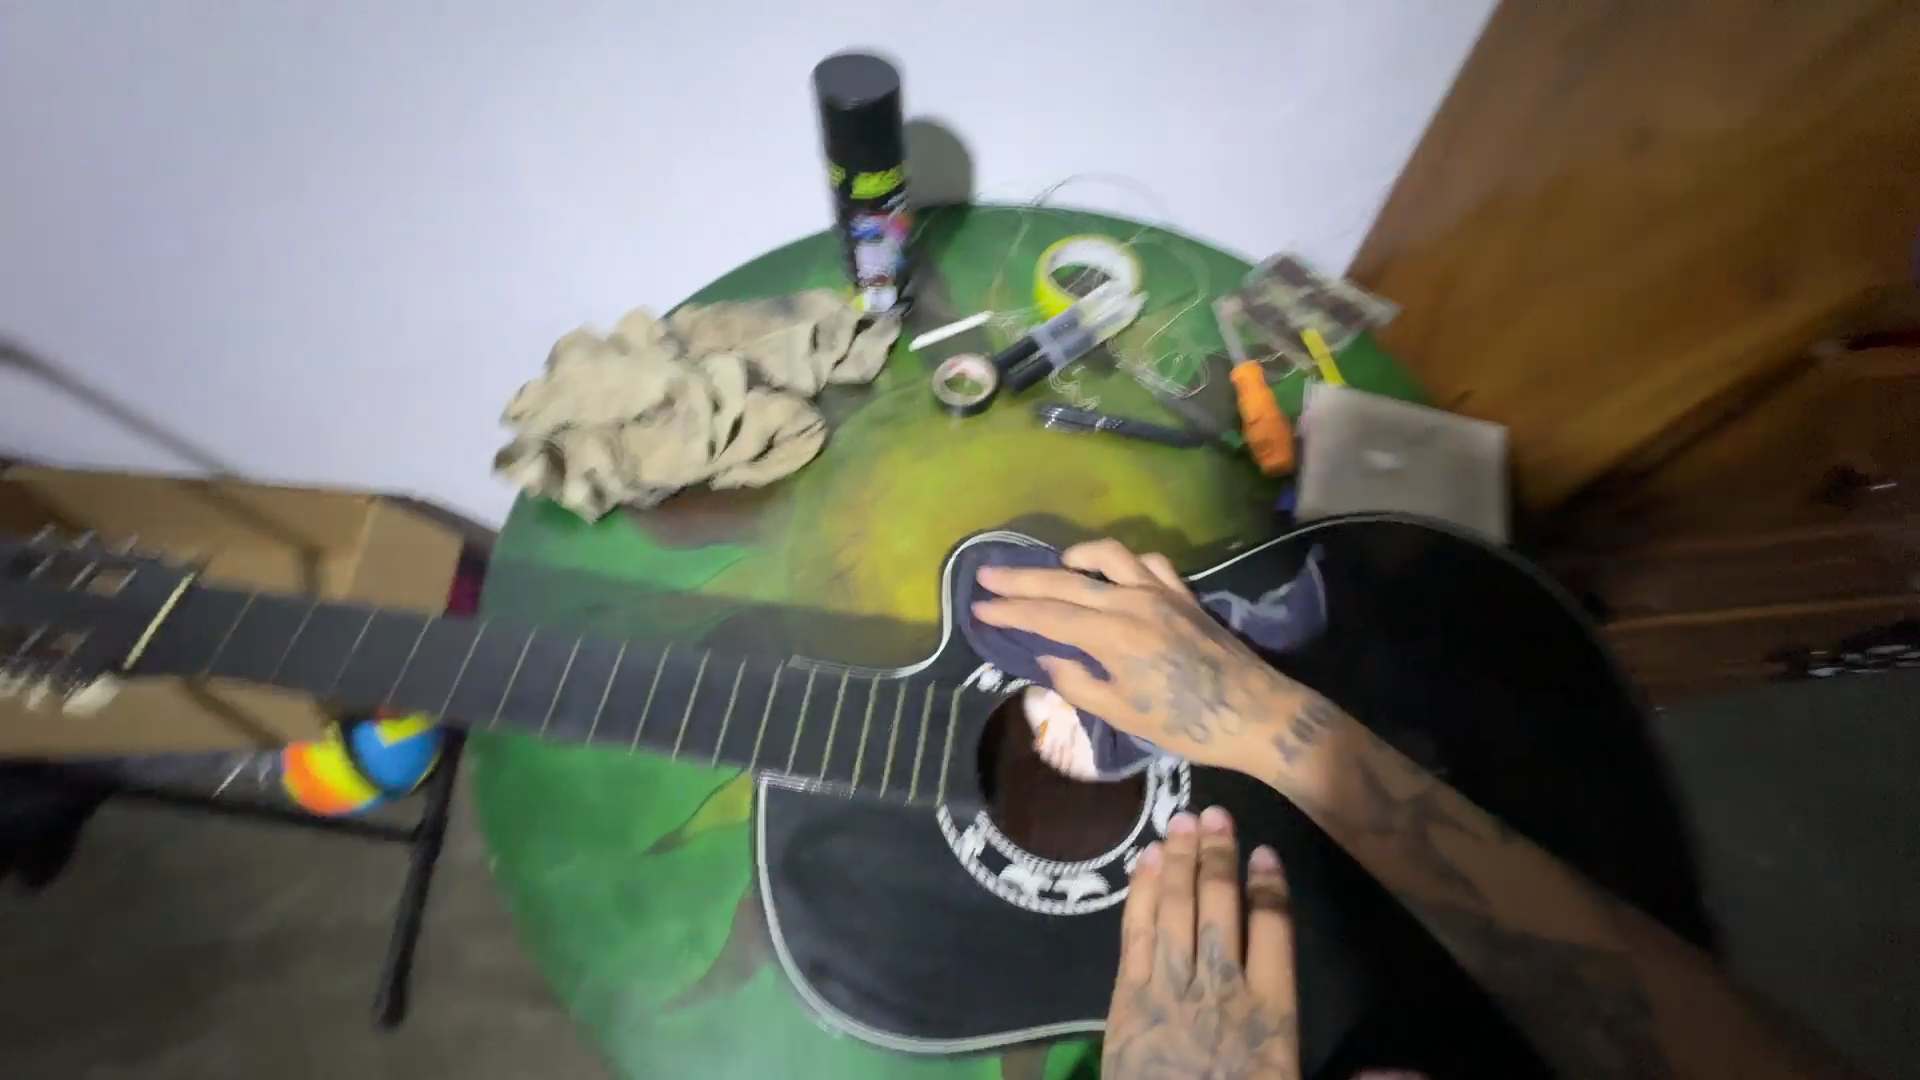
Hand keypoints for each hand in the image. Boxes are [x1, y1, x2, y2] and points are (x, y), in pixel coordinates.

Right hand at [972, 538, 1296, 766]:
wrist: (1255, 714)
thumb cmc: (1185, 725)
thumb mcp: (1122, 713)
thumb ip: (1077, 682)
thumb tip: (1047, 657)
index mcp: (1112, 635)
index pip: (1046, 616)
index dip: (1008, 611)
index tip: (978, 606)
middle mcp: (1131, 601)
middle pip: (1063, 580)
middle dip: (1020, 578)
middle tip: (985, 574)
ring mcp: (1159, 591)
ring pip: (1106, 556)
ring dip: (1071, 558)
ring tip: (1052, 568)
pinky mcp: (1182, 592)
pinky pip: (1145, 562)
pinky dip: (1121, 563)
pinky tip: (1111, 574)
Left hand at [1105, 805, 1298, 1078]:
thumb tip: (1417, 1071)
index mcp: (1270, 1018)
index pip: (1274, 935)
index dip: (1269, 890)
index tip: (1264, 851)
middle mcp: (1219, 988)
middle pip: (1219, 906)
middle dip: (1216, 857)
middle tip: (1214, 813)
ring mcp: (1168, 986)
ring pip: (1175, 906)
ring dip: (1178, 860)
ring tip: (1181, 821)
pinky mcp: (1126, 994)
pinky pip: (1134, 930)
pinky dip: (1139, 891)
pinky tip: (1142, 861)